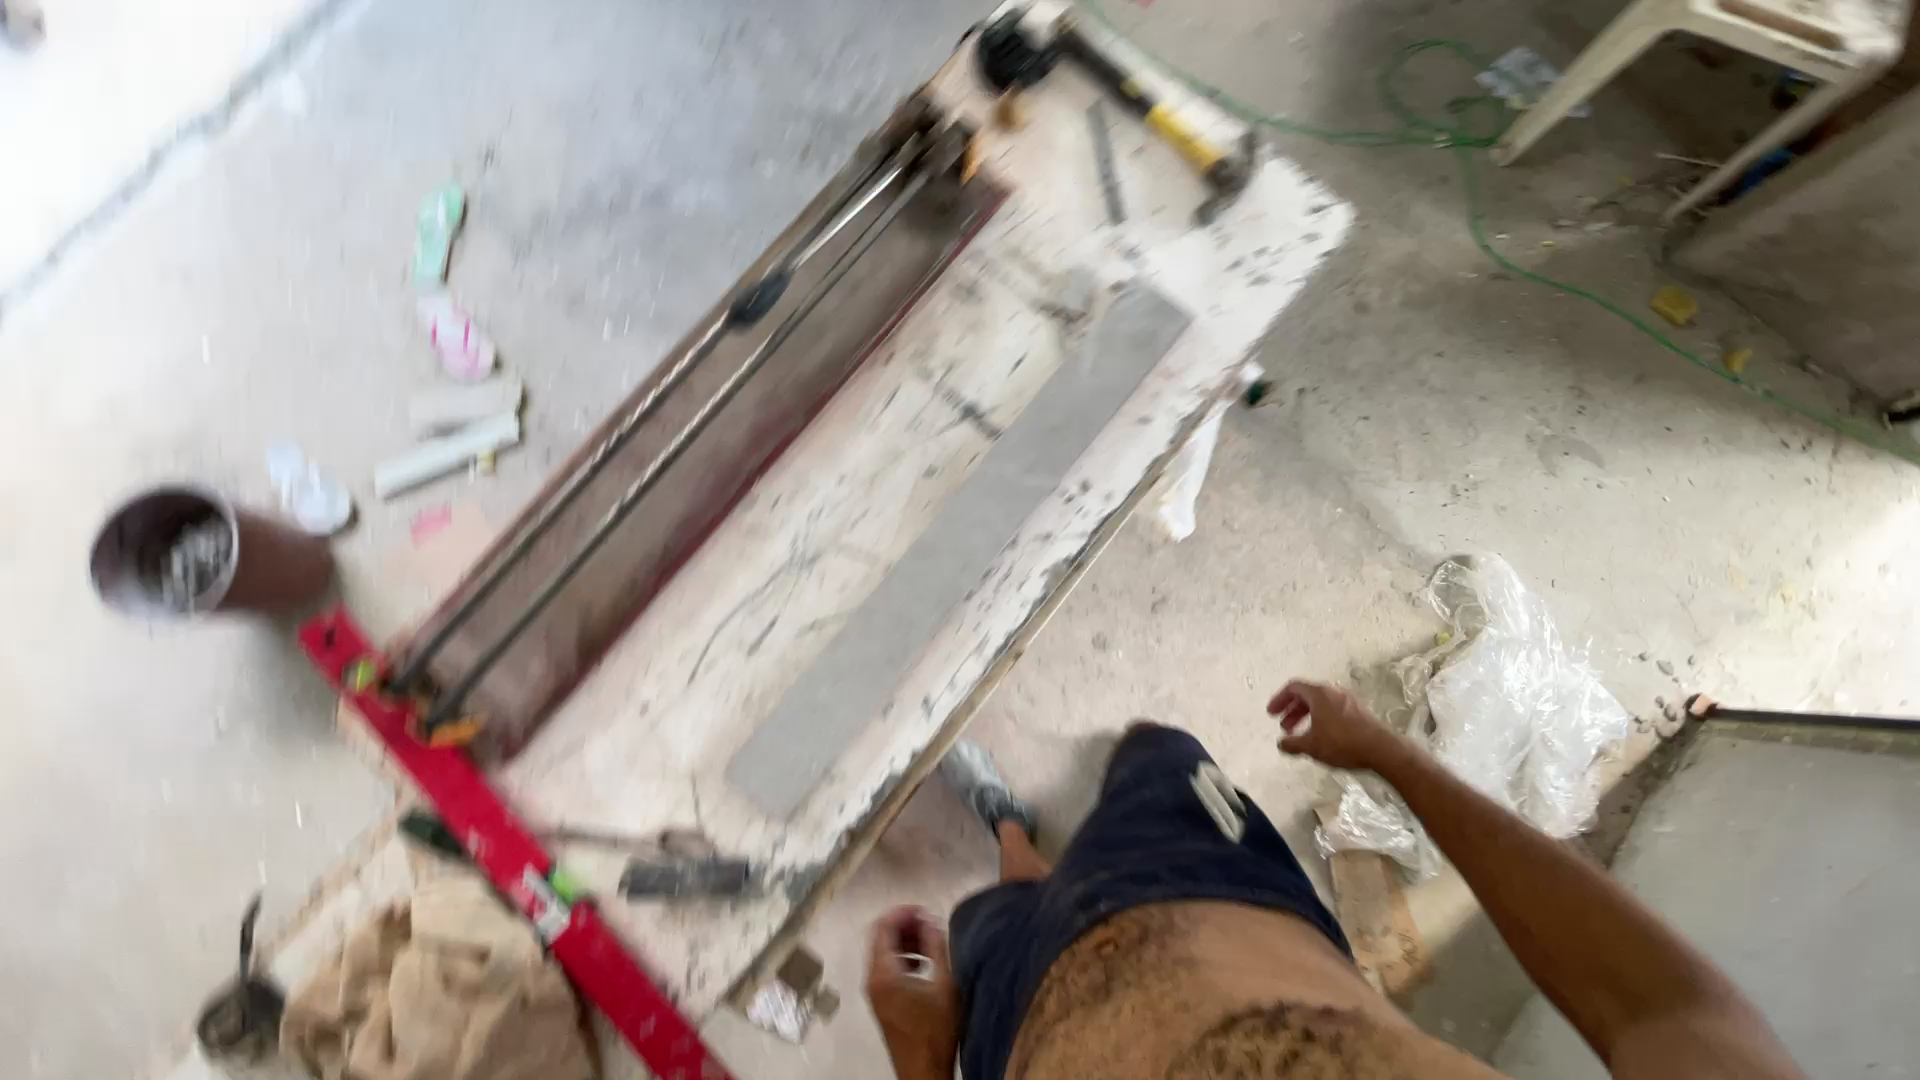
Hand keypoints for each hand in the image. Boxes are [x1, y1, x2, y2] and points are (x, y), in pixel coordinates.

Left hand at [864, 906, 959, 1079]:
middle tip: (929, 923)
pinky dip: (901, 957)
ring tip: (930, 941)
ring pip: (882, 952)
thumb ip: (936, 946)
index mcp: (883, 972)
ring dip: (904, 941)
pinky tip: (923, 963)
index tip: (924, 909)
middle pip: (880, 937)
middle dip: (904, 924)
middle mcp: (872, 979)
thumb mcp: (944, 983)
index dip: (902, 912)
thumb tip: (930, 920)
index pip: (882, 926)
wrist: (924, 1072)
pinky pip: (885, 967)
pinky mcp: (880, 1001)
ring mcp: (874, 992)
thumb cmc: (936, 1028)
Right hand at [1266, 679, 1407, 771]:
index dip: (1279, 699)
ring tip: (1301, 734)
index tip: (1271, 713)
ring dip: (1306, 716)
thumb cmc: (1342, 742)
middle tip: (1284, 726)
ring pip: (1320, 704)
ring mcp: (1348, 702)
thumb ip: (1292, 744)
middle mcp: (1333, 693)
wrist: (1383, 750)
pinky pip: (1333, 710)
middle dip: (1292, 710)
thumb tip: (1281, 744)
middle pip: (1306, 695)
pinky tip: (1321, 737)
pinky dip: (1321, 719)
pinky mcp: (1360, 712)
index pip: (1293, 687)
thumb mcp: (1311, 746)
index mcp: (1319, 694)